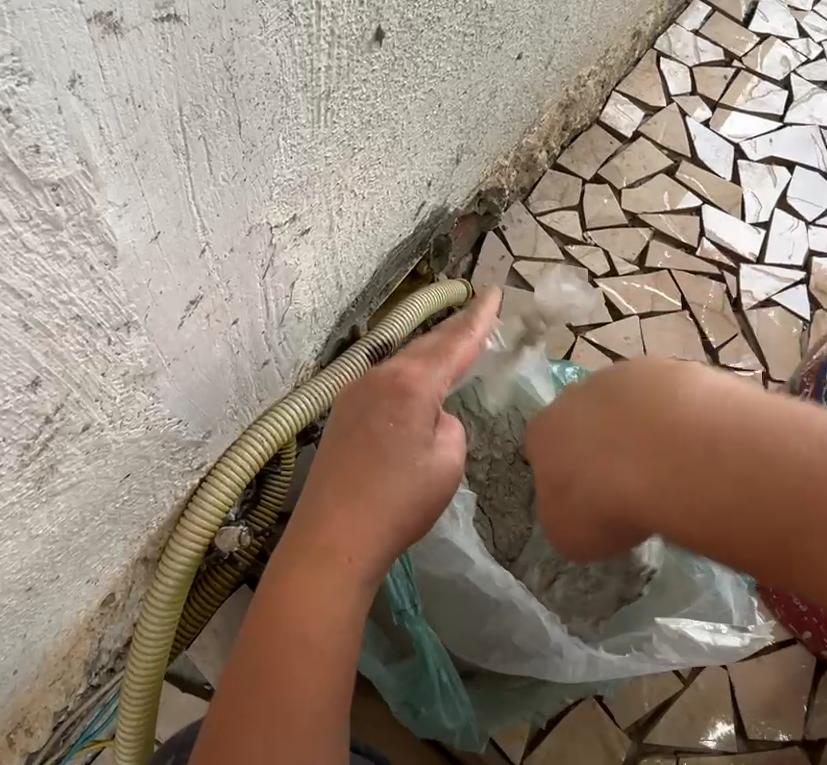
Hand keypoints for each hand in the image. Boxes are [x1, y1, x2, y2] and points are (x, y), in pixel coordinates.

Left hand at [282, 290, 500, 582]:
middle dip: (454, 331)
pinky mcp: (343, 410)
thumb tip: (432, 416)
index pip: (455, 341)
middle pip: (426, 345)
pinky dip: (408, 376)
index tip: (492, 292)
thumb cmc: (399, 502)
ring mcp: (355, 390)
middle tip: (480, 313)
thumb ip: (449, 425)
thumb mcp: (447, 462)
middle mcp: (380, 374)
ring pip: (402, 362)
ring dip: (429, 354)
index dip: (479, 318)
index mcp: (412, 382)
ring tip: (453, 347)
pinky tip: (415, 385)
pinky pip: (385, 380)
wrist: (333, 535)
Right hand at [526, 358, 723, 560]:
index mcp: (543, 434)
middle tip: (634, 480)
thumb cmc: (607, 504)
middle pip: (584, 419)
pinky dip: (679, 416)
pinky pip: (668, 396)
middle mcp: (573, 396)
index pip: (546, 451)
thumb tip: (576, 511)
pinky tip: (696, 445)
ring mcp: (620, 376)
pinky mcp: (665, 368)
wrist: (669, 456)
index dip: (569, 474)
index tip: (594, 499)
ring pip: (627, 403)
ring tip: (672, 465)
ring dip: (642, 427)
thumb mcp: (569, 535)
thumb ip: (564, 516)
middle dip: (604, 444)